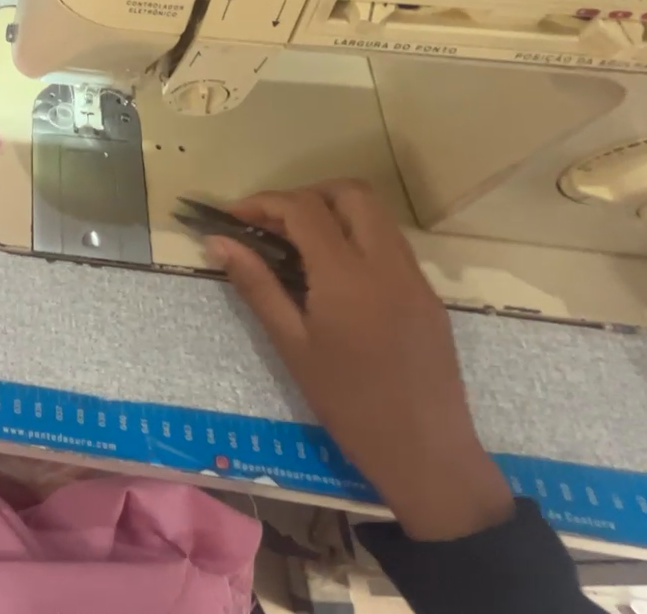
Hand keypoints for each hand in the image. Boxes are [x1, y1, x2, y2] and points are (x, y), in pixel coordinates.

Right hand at [207, 180, 514, 540]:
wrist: (425, 452)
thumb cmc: (346, 401)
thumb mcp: (290, 343)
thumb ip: (256, 284)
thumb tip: (218, 242)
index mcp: (348, 277)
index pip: (305, 209)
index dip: (264, 203)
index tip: (233, 218)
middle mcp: (388, 266)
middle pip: (351, 194)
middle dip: (305, 195)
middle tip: (270, 223)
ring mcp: (415, 279)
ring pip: (376, 215)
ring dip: (332, 213)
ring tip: (294, 245)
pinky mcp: (428, 296)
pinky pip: (390, 245)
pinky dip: (355, 238)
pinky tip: (329, 273)